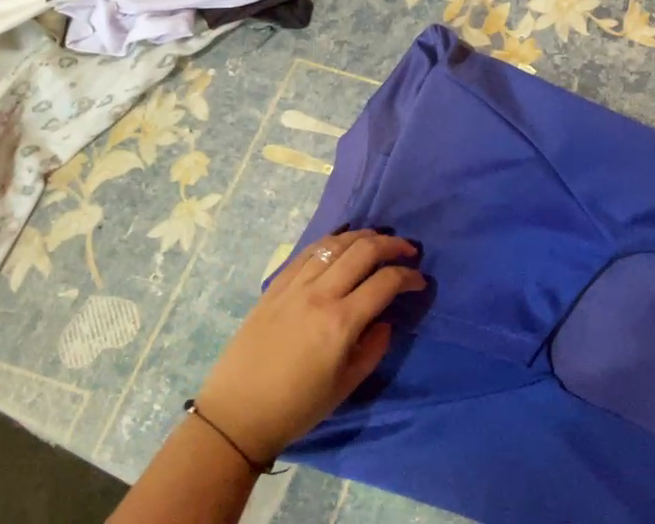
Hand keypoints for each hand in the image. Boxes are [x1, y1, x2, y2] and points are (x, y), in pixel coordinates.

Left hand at [193, 229, 424, 461]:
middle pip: (364, 251)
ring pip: (335, 245)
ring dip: (363, 237)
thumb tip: (385, 320)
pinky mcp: (273, 288)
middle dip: (393, 245)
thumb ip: (374, 347)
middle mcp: (319, 296)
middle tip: (408, 251)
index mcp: (341, 323)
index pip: (386, 282)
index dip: (409, 277)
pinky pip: (307, 253)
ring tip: (378, 240)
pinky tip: (341, 243)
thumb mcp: (346, 385)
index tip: (419, 282)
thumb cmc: (296, 408)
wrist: (234, 418)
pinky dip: (330, 242)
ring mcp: (293, 288)